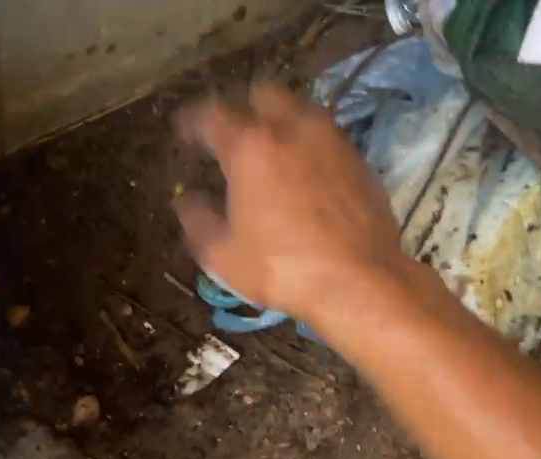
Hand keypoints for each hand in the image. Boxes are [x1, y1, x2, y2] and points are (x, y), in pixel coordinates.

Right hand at [174, 83, 426, 323]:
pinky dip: (304, 144)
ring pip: (297, 110)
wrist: (356, 279)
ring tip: (266, 152)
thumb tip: (188, 201)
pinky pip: (322, 136)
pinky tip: (299, 174)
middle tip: (230, 137)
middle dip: (242, 110)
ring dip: (277, 123)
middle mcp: (291, 129)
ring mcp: (329, 138)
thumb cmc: (279, 268)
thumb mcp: (222, 255)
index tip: (184, 131)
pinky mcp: (356, 157)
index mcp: (249, 148)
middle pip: (262, 95)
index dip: (193, 120)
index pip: (213, 114)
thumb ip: (197, 220)